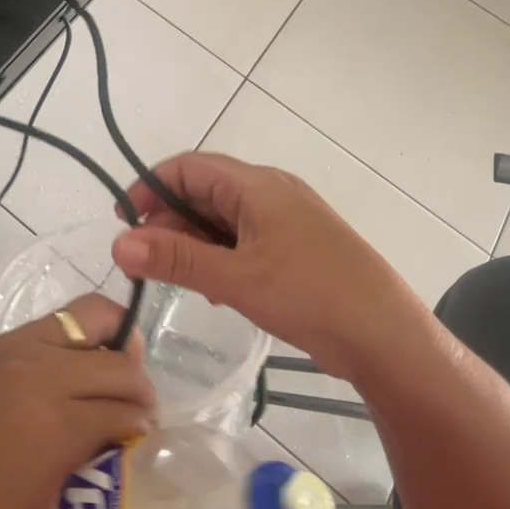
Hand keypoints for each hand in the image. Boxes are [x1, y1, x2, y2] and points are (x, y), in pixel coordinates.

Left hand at [0, 294, 154, 508]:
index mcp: (56, 422)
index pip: (126, 411)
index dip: (146, 429)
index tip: (152, 445)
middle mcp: (40, 371)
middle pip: (116, 359)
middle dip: (137, 387)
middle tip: (137, 419)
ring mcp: (10, 350)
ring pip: (84, 317)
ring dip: (109, 345)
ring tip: (111, 380)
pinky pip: (47, 325)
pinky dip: (72, 338)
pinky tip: (63, 376)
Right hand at [110, 152, 432, 382]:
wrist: (391, 340)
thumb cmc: (312, 297)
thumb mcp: (236, 279)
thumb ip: (175, 259)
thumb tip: (118, 243)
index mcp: (257, 185)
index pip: (187, 168)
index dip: (149, 189)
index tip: (124, 223)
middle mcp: (271, 191)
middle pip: (203, 191)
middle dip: (170, 222)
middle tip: (149, 262)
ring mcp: (287, 218)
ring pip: (222, 217)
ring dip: (195, 243)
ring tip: (186, 281)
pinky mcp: (297, 245)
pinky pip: (244, 237)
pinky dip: (222, 256)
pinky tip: (219, 290)